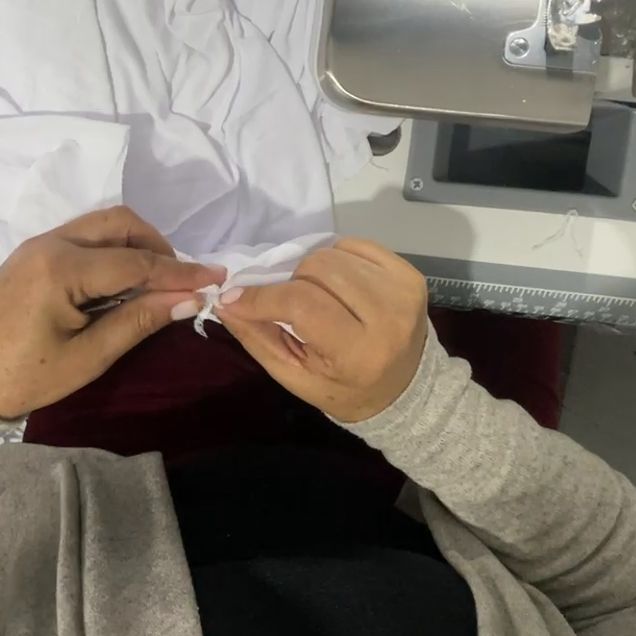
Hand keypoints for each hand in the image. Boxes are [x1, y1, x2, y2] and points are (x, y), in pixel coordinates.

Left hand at [0, 207, 224, 419]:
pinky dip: (112, 249)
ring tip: (155, 281)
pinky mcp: (33, 252)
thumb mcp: (89, 356)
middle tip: (179, 281)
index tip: (217, 277)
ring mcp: (38, 243)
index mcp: (61, 269)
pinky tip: (123, 280)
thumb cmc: (26, 377)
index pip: (135, 262)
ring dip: (136, 244)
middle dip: (158, 246)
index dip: (180, 271)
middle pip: (119, 223)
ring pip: (101, 224)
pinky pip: (84, 236)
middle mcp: (50, 242)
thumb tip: (189, 299)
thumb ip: (139, 320)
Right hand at [218, 238, 428, 421]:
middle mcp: (387, 316)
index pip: (301, 303)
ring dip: (311, 270)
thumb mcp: (294, 376)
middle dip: (289, 283)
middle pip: (316, 269)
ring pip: (333, 253)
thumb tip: (225, 301)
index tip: (233, 298)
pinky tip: (337, 284)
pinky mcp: (410, 274)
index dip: (262, 296)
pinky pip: (356, 245)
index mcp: (358, 352)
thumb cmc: (344, 389)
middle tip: (288, 304)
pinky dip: (336, 258)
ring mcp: (402, 290)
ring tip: (314, 295)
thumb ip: (258, 337)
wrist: (406, 390)